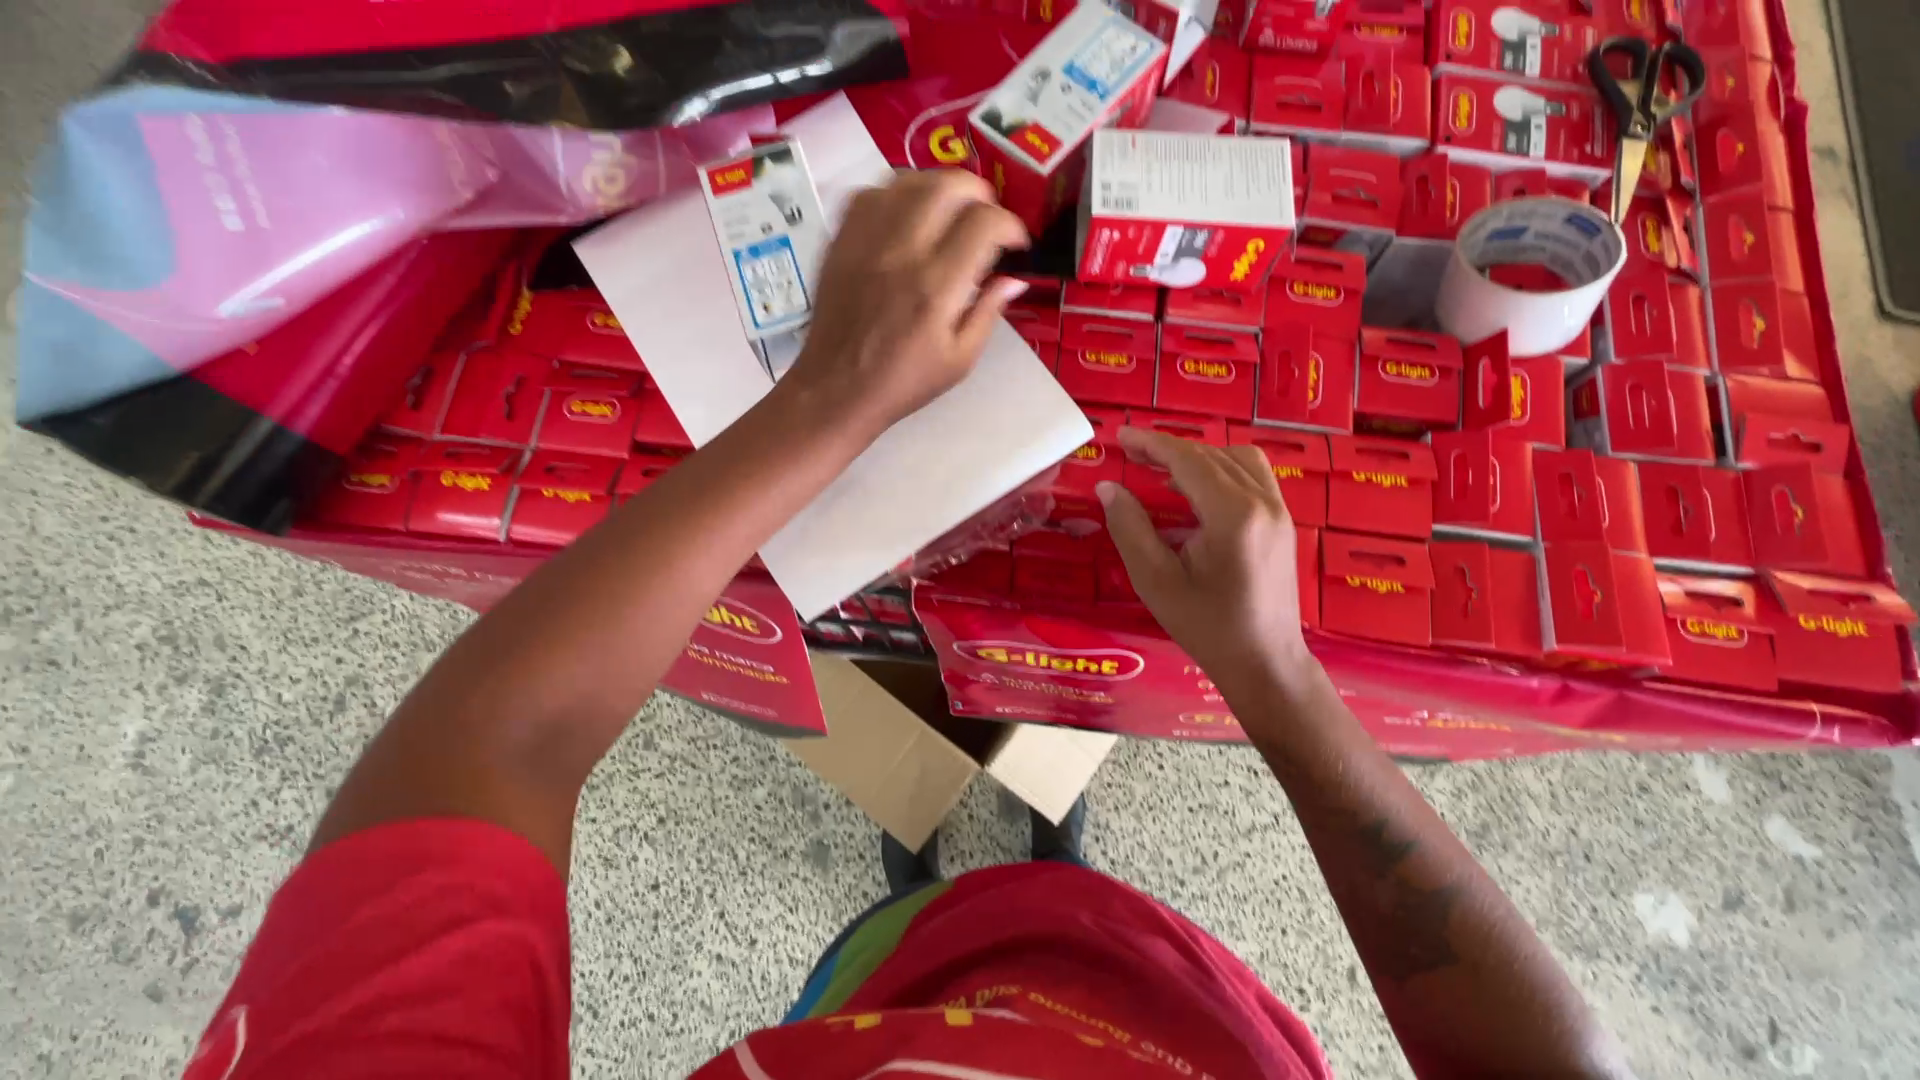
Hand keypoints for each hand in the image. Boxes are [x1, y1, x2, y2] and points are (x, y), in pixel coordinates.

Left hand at [786, 170, 1029, 434]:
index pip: (984, 224)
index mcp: (936, 287)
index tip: (1015, 243)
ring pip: (908, 181)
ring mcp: (866, 242)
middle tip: (986, 216)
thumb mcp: (960, 360)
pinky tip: (907, 213)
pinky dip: (896, 192)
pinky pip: (869, 193)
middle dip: (979, 193)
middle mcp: (901, 253)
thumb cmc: (903, 382)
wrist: (836, 390)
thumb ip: (988, 313)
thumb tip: (1013, 278)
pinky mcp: (840, 241)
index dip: (1010, 226)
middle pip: (947, 186)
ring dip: (939, 186)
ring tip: (950, 208)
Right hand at [1097, 427, 1318, 698]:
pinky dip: (1222, 469)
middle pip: (1212, 456)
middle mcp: (1262, 503)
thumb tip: (1109, 488)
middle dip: (1170, 449)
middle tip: (1131, 453)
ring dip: (1198, 456)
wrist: (1263, 662)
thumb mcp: (1155, 580)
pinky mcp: (1283, 522)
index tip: (1120, 436)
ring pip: (1237, 459)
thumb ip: (1130, 528)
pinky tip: (1197, 488)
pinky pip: (1253, 476)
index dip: (1152, 444)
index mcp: (1232, 515)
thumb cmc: (1206, 627)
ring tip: (1162, 468)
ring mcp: (1279, 510)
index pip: (1188, 461)